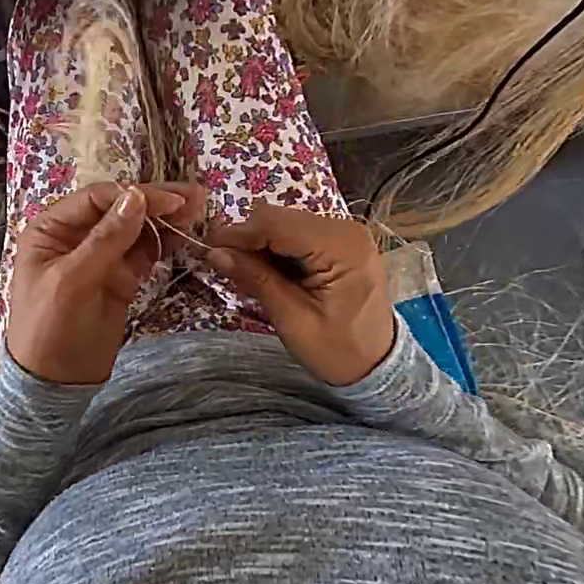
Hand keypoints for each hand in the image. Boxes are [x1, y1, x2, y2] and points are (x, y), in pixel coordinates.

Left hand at [6, 181, 204, 384]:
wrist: (55, 382)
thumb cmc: (49, 328)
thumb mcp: (72, 281)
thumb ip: (105, 240)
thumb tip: (136, 197)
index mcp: (50, 229)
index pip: (95, 199)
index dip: (133, 195)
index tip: (171, 200)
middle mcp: (74, 236)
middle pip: (118, 208)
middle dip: (154, 202)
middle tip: (196, 198)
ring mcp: (99, 256)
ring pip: (135, 228)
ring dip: (164, 220)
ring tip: (198, 212)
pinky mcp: (119, 277)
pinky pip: (144, 252)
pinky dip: (164, 242)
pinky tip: (185, 235)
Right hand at [205, 204, 395, 385]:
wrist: (377, 366)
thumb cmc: (338, 349)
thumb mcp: (292, 319)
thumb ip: (256, 279)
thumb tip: (215, 252)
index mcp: (343, 247)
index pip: (276, 224)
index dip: (237, 234)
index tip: (207, 249)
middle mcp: (346, 229)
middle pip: (277, 217)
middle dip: (246, 238)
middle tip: (224, 264)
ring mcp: (343, 233)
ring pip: (280, 221)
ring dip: (257, 242)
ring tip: (245, 271)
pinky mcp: (337, 241)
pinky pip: (292, 231)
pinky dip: (271, 246)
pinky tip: (266, 269)